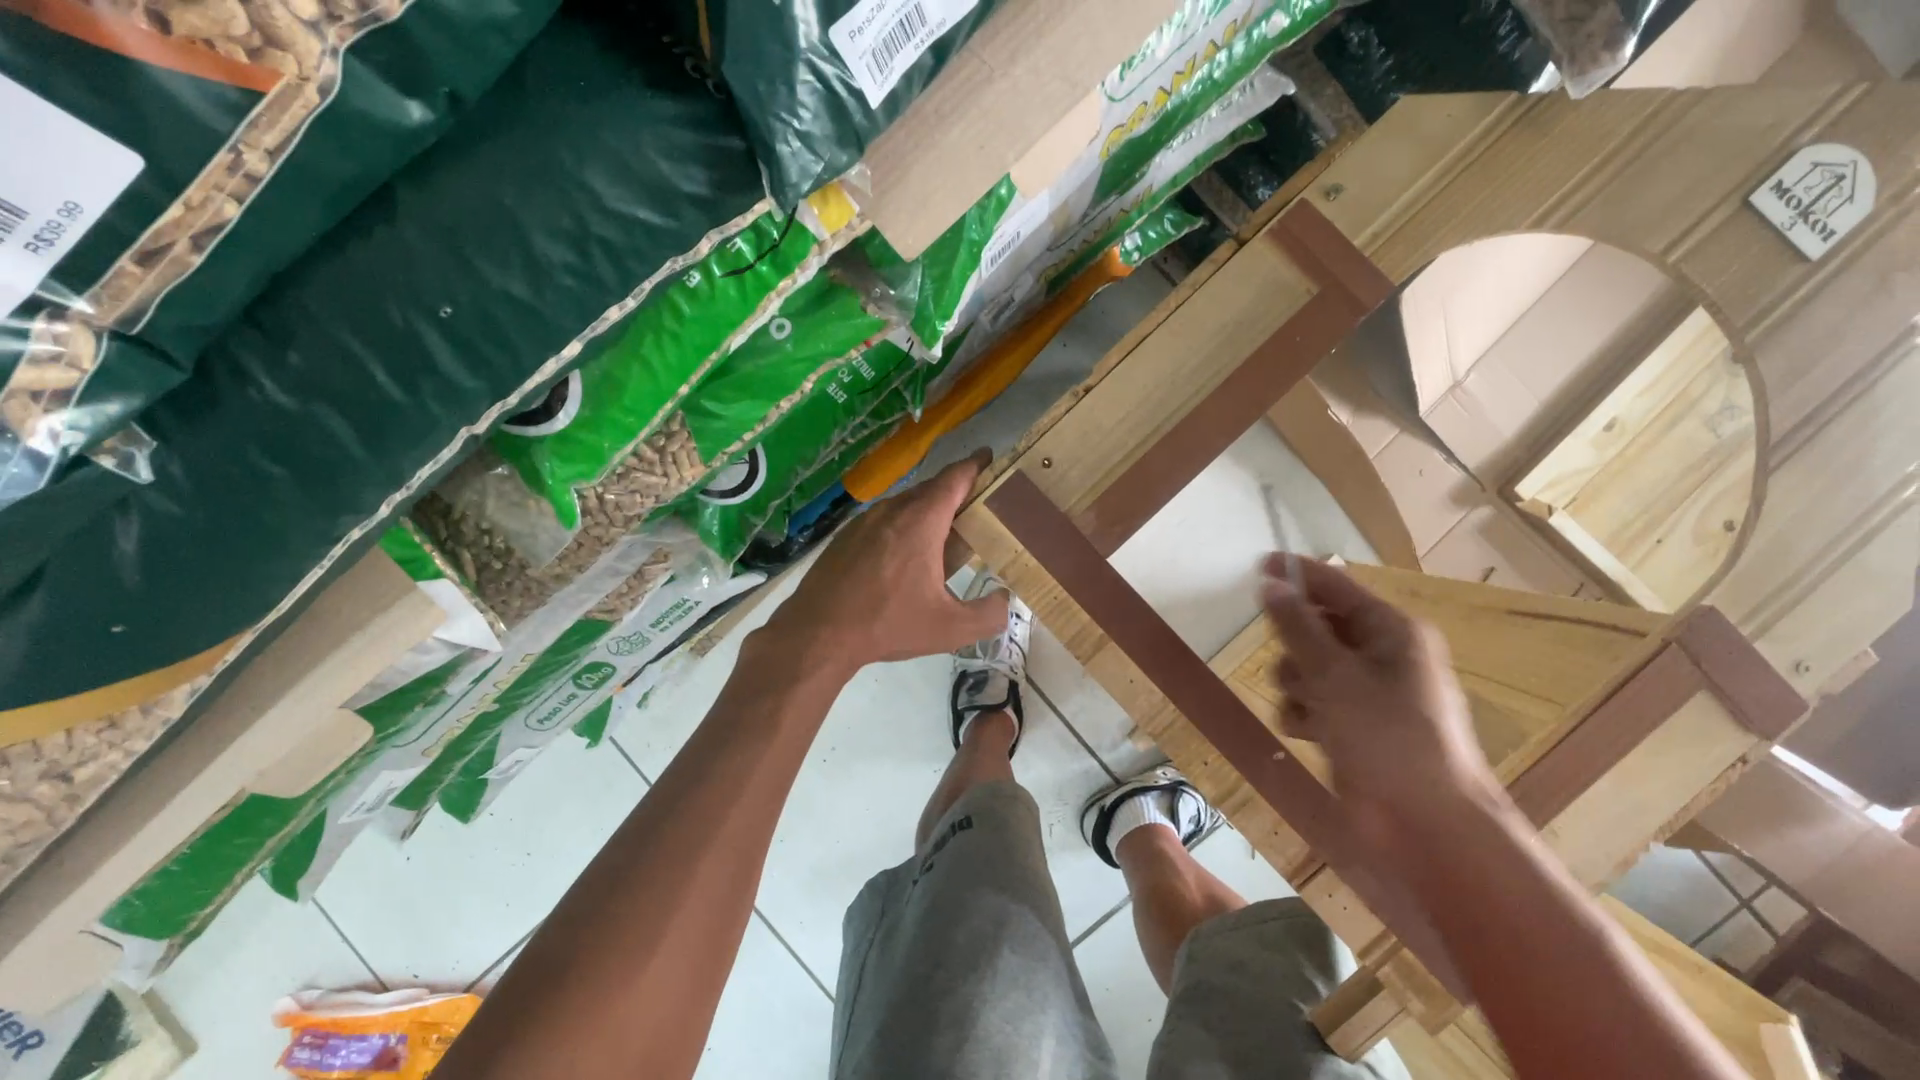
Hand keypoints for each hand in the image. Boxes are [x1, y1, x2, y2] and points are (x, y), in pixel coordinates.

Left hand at [763, 453, 1008, 677]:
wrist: (817, 632)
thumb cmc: (887, 624)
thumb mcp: (950, 628)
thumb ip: (989, 614)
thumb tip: (1005, 601)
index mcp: (922, 521)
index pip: (955, 478)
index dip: (976, 464)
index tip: (991, 456)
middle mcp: (892, 510)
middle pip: (932, 490)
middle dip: (957, 494)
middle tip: (979, 508)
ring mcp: (864, 521)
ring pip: (905, 506)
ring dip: (928, 514)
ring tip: (945, 538)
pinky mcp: (846, 537)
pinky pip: (884, 522)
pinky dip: (903, 529)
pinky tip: (905, 559)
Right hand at [1260, 555, 1499, 831]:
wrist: (1426, 822)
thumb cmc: (1388, 738)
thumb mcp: (1336, 676)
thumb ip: (1298, 628)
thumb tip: (1271, 584)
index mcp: (1392, 631)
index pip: (1338, 587)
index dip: (1299, 575)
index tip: (1258, 565)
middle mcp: (1383, 656)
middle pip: (1319, 629)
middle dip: (1296, 645)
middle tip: (1288, 660)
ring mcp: (1370, 695)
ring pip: (1311, 669)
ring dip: (1296, 684)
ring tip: (1303, 706)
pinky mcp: (1356, 728)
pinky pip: (1315, 704)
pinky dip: (1304, 714)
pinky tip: (1306, 732)